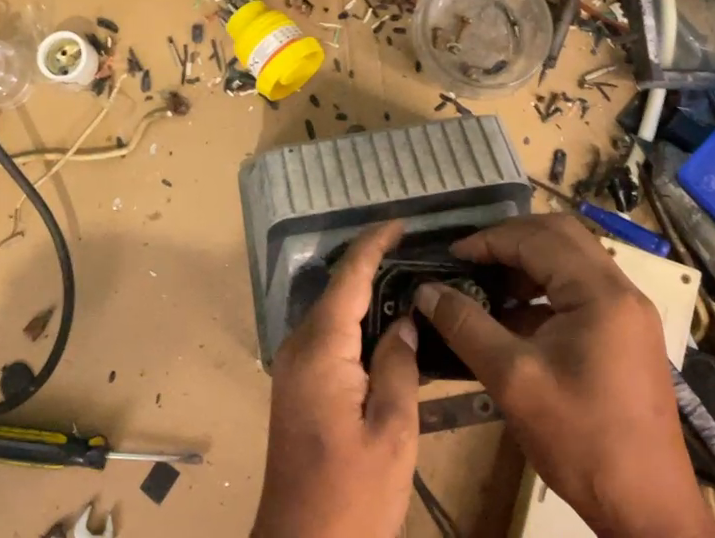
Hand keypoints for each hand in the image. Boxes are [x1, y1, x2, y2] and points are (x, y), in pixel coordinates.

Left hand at [252, 222, 417, 537]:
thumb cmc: (353, 493)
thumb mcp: (392, 431)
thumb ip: (398, 367)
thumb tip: (403, 320)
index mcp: (321, 350)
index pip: (348, 279)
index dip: (373, 245)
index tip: (401, 222)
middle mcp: (299, 348)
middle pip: (338, 292)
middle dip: (374, 267)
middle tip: (421, 254)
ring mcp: (294, 368)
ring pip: (333, 315)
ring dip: (366, 296)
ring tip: (412, 282)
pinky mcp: (298, 387)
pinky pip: (329, 339)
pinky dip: (357, 324)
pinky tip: (388, 329)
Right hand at [413, 214, 714, 537]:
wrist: (647, 509)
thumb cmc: (580, 440)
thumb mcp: (512, 380)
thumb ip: (466, 326)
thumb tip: (425, 290)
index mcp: (601, 294)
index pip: (536, 239)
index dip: (487, 241)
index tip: (448, 257)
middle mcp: (621, 293)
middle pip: (561, 236)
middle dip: (509, 241)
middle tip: (468, 260)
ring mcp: (628, 315)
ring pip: (572, 262)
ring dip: (526, 264)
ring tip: (484, 286)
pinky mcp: (626, 338)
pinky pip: (580, 292)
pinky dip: (543, 292)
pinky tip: (511, 319)